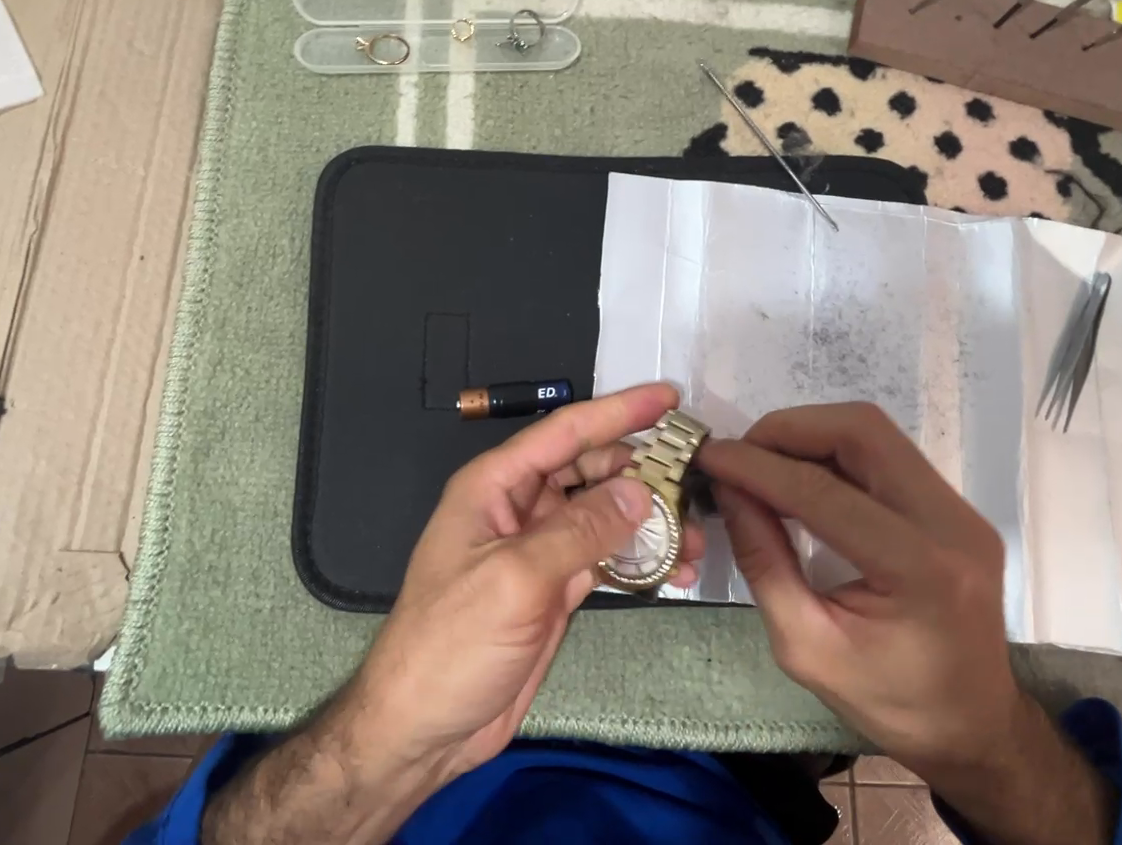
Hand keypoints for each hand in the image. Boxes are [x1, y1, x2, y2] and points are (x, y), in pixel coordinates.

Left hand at [204, 384, 703, 844]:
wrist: (425, 724)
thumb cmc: (453, 641)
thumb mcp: (515, 578)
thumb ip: (580, 531)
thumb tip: (640, 492)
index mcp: (494, 485)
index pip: (564, 433)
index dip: (617, 411)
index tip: (669, 397)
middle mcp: (518, 506)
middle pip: (589, 469)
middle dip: (642, 469)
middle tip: (696, 476)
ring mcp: (538, 548)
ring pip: (603, 513)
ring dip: (648, 519)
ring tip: (694, 536)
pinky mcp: (555, 587)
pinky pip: (605, 557)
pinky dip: (639, 559)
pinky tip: (673, 569)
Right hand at [698, 403, 1113, 844]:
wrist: (973, 727)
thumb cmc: (887, 701)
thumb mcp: (804, 645)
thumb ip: (763, 562)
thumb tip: (728, 489)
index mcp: (921, 571)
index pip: (824, 492)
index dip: (757, 467)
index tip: (708, 457)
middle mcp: (951, 525)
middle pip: (861, 432)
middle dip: (787, 431)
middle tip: (739, 456)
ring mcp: (960, 510)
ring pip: (873, 432)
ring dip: (807, 436)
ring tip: (762, 464)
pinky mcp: (954, 507)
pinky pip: (884, 453)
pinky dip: (830, 452)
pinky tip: (798, 479)